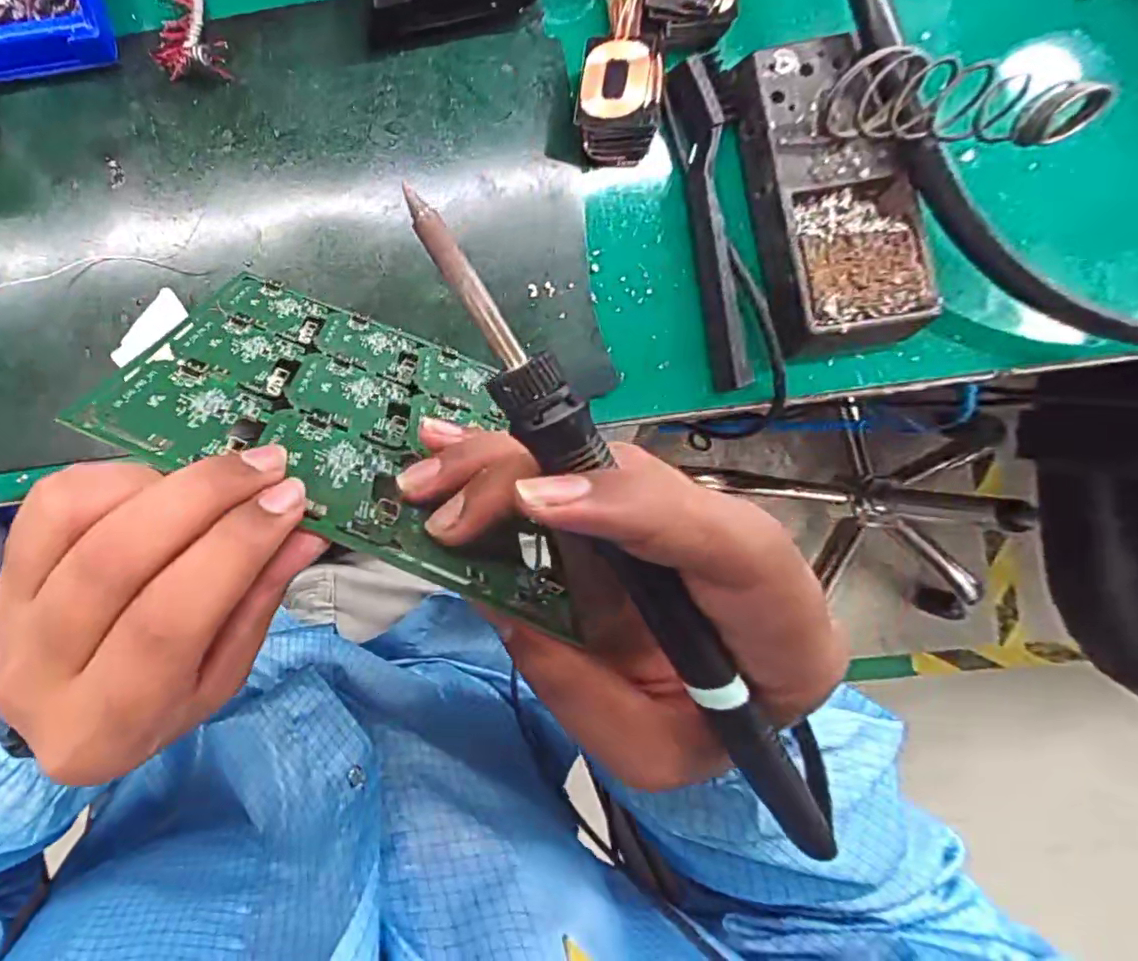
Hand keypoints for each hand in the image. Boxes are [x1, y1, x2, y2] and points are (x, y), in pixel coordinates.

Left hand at [0, 447, 329, 785]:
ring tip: (211, 481)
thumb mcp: (214, 680)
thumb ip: (253, 605)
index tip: (286, 500)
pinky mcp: (3, 565)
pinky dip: (116, 477)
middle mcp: (38, 671)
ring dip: (160, 482)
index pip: (168, 621)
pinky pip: (54, 498)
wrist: (57, 706)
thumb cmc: (149, 706)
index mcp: (102, 726)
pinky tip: (154, 485)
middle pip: (116, 559)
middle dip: (201, 497)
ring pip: (77, 517)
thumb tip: (299, 531)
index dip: (232, 548)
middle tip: (263, 466)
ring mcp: (9, 612)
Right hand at [395, 419, 846, 790]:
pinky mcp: (604, 506)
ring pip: (579, 459)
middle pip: (628, 476)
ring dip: (490, 462)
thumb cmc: (690, 739)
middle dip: (523, 479)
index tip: (531, 501)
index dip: (627, 505)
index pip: (724, 540)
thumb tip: (498, 604)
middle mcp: (717, 541)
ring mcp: (657, 512)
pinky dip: (489, 457)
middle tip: (444, 514)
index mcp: (773, 619)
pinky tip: (442, 445)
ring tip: (423, 481)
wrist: (704, 718)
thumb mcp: (646, 752)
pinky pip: (549, 468)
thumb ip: (580, 692)